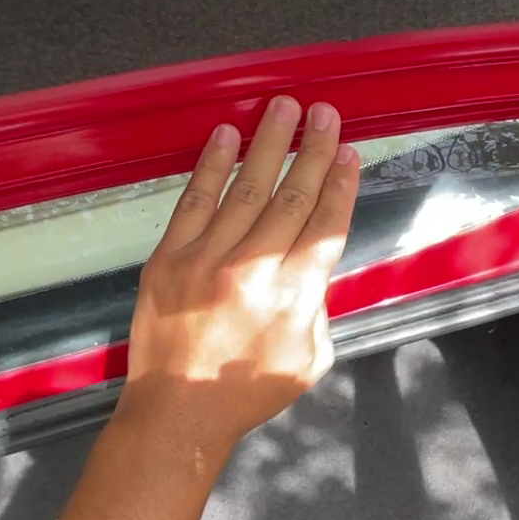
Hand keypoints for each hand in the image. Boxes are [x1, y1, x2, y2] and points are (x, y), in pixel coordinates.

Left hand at [117, 95, 360, 459]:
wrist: (176, 414)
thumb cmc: (248, 391)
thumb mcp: (310, 359)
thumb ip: (318, 308)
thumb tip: (312, 268)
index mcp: (295, 296)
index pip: (325, 225)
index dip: (341, 185)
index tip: (349, 152)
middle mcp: (256, 269)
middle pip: (293, 197)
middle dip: (314, 150)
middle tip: (326, 113)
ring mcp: (207, 259)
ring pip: (247, 188)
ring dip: (270, 143)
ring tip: (285, 106)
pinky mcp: (169, 258)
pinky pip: (195, 200)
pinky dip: (212, 165)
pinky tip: (227, 134)